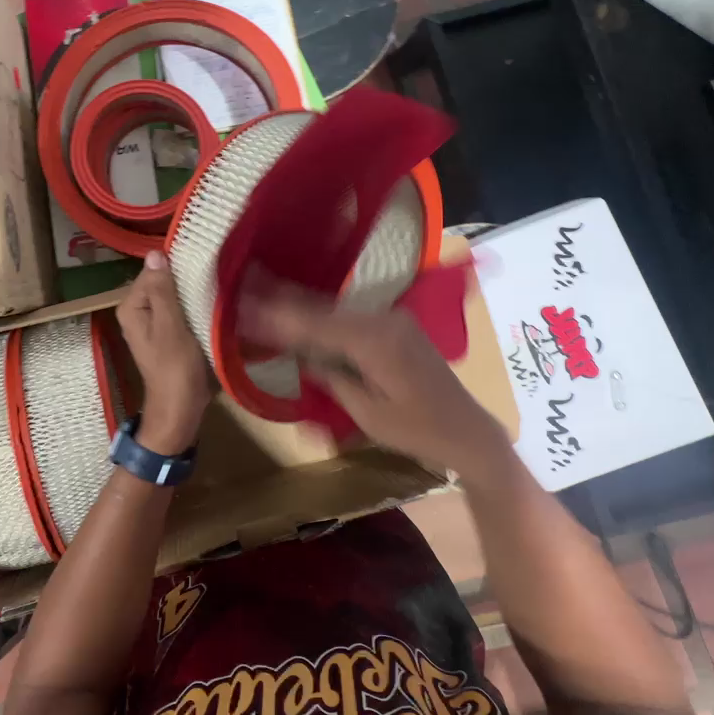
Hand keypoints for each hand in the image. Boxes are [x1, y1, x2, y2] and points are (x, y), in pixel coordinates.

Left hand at [115, 250, 211, 454]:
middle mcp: (136, 311)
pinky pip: (177, 309)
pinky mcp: (166, 332)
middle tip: (210, 282)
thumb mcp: (171, 326)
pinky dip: (191, 307)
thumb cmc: (175, 368)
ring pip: (171, 295)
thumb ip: (162, 291)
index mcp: (131, 307)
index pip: (152, 271)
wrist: (181, 408)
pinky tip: (207, 308)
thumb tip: (154, 253)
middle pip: (161, 282)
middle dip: (183, 281)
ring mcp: (151, 322)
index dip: (176, 269)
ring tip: (212, 293)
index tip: (201, 272)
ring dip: (190, 294)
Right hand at [241, 283, 513, 482]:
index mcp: (375, 340)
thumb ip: (333, 379)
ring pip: (333, 307)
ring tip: (260, 288)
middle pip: (322, 306)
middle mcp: (383, 320)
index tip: (243, 305)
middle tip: (244, 283)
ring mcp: (391, 319)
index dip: (277, 315)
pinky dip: (319, 312)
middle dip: (281, 297)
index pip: (314, 322)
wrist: (470, 431)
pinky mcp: (393, 325)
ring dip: (297, 302)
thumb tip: (301, 357)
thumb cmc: (419, 430)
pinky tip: (297, 307)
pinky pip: (348, 315)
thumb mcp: (368, 413)